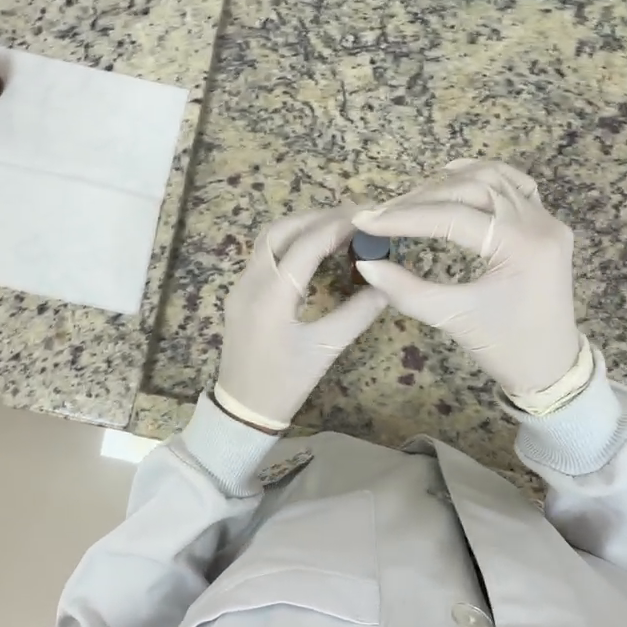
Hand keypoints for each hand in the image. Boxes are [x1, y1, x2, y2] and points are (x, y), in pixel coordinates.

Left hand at [214, 207, 388, 432]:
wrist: (243, 410)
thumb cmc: (285, 383)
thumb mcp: (325, 349)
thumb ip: (357, 314)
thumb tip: (387, 286)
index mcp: (271, 296)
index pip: (306, 244)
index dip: (337, 226)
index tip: (366, 216)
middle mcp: (250, 283)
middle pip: (281, 231)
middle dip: (316, 217)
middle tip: (353, 217)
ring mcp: (240, 287)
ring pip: (268, 241)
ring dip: (300, 228)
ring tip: (336, 228)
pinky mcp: (240, 295)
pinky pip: (264, 257)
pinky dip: (288, 245)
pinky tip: (313, 251)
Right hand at [351, 160, 581, 408]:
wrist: (551, 367)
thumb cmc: (505, 348)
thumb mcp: (453, 319)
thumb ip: (406, 290)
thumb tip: (366, 263)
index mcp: (523, 246)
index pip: (453, 218)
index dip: (405, 217)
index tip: (366, 220)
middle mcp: (540, 223)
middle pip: (473, 188)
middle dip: (422, 197)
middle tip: (382, 213)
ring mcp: (547, 219)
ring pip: (493, 178)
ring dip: (449, 182)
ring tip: (409, 197)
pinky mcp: (544, 224)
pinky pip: (513, 184)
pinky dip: (480, 177)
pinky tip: (452, 178)